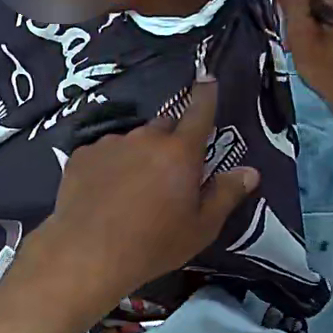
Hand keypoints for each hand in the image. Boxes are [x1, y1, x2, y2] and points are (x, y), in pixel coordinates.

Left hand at [24, 78, 257, 312]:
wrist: (87, 254)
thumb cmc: (153, 244)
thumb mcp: (201, 228)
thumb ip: (226, 194)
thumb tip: (250, 172)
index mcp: (180, 152)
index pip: (199, 111)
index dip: (206, 94)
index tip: (207, 78)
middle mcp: (146, 138)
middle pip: (165, 126)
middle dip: (172, 141)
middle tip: (170, 173)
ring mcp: (111, 144)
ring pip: (134, 141)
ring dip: (139, 155)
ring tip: (133, 190)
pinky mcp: (82, 156)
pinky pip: (105, 153)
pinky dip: (111, 166)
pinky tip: (105, 194)